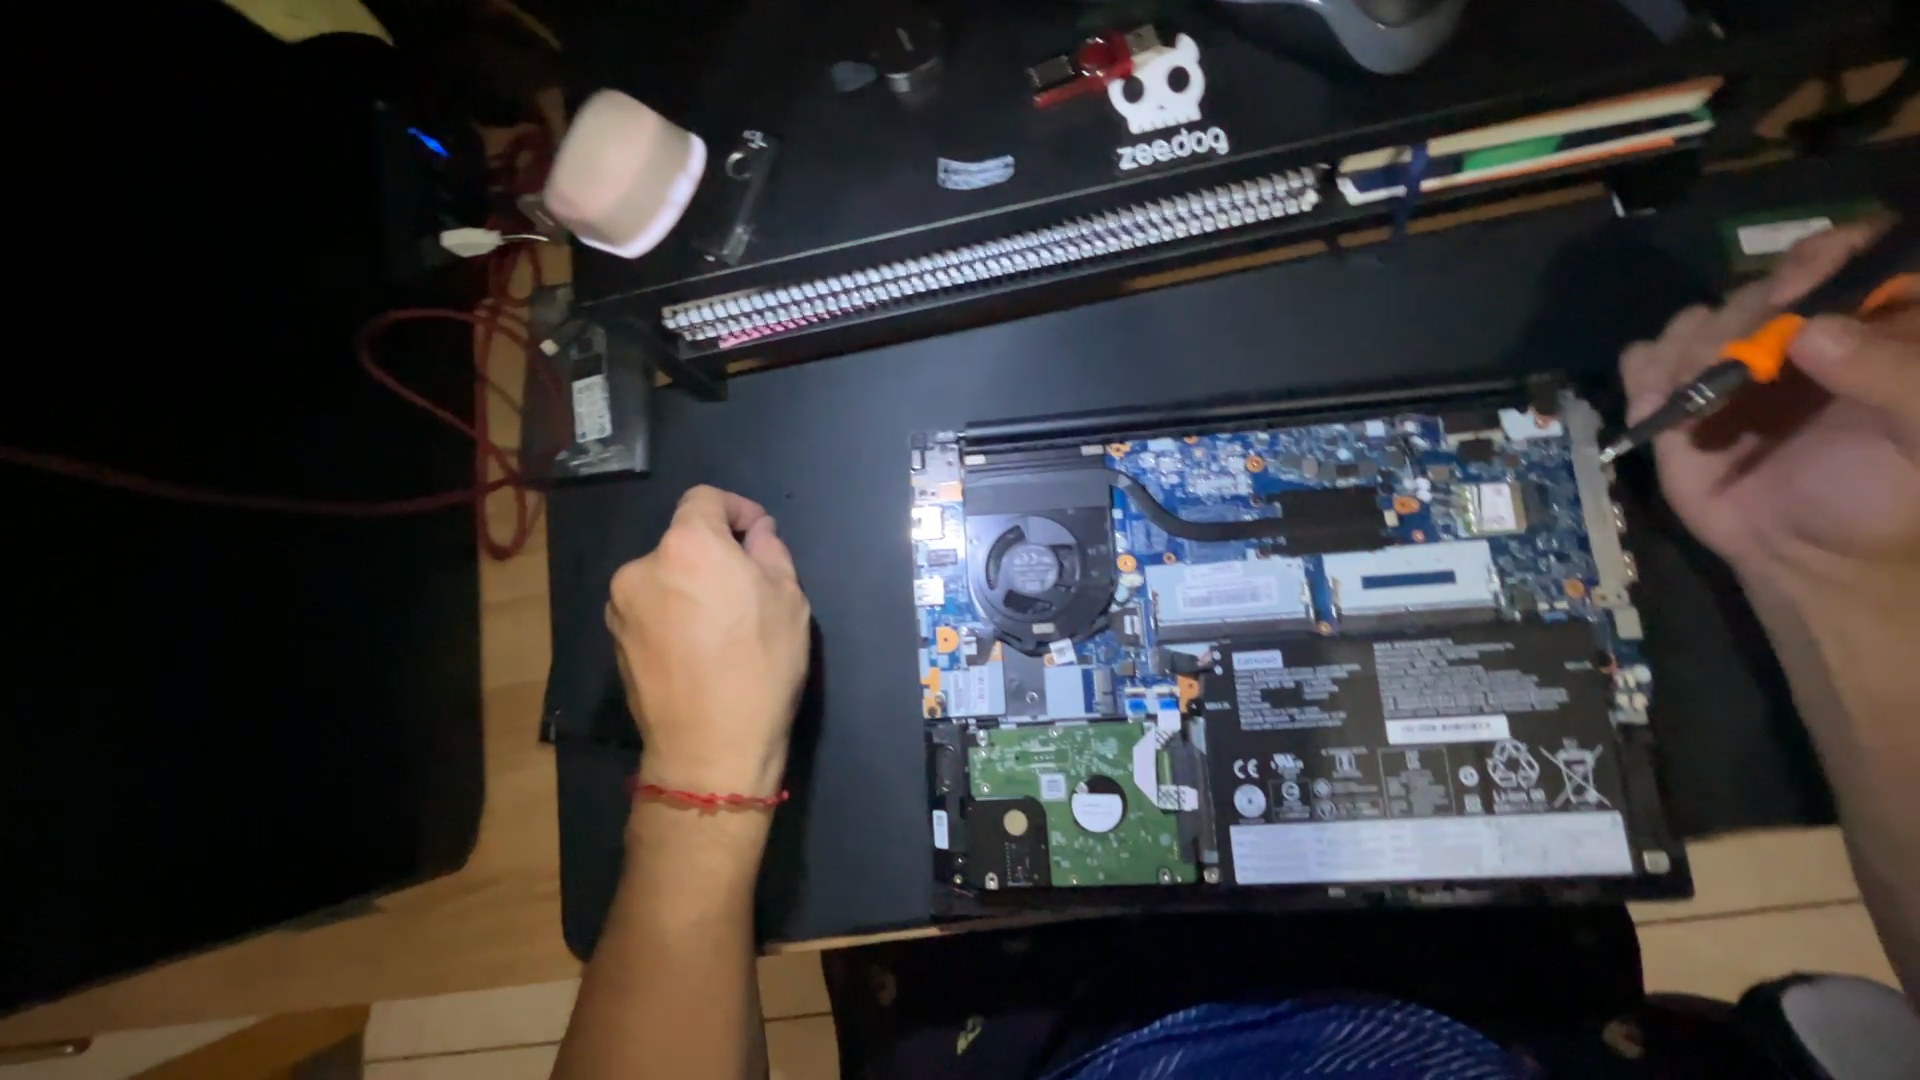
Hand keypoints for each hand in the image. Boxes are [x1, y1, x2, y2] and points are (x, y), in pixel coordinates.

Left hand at [606, 485, 811, 797]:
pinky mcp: (614, 641)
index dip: (736, 508)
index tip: (758, 533)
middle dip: (715, 552)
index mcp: (687, 546)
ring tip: (722, 623)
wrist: (710, 748)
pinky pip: (649, 608)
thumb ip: (770, 551)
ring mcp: (621, 607)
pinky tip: (698, 647)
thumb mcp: (788, 600)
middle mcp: (641, 567)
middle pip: (683, 540)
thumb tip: (756, 533)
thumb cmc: (761, 666)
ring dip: (691, 583)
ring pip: (664, 576)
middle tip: (748, 585)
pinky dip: (673, 612)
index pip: (705, 498)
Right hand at [1620, 223, 1919, 602]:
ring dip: (1692, 352)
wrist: (1805, 553)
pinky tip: (1663, 402)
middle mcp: (1799, 333)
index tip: (1797, 294)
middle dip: (1747, 319)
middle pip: (1761, 285)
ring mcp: (1729, 364)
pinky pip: (1641, 356)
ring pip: (1696, 319)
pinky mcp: (1669, 395)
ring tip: (1702, 399)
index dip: (1824, 257)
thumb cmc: (1888, 495)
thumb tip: (1811, 332)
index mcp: (1874, 328)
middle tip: (1741, 367)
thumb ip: (1895, 376)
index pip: (1853, 254)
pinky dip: (1645, 372)